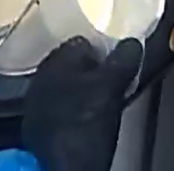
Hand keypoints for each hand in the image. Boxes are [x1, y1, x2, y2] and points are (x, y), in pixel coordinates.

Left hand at [22, 37, 140, 170]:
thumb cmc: (83, 124)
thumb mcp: (109, 89)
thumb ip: (121, 62)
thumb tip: (133, 43)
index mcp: (56, 59)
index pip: (84, 43)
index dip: (106, 52)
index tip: (123, 65)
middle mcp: (44, 76)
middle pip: (77, 66)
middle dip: (97, 73)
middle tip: (119, 86)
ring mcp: (41, 104)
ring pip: (72, 89)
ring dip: (89, 94)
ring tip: (109, 106)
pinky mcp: (43, 129)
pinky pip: (66, 110)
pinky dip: (80, 112)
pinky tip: (92, 124)